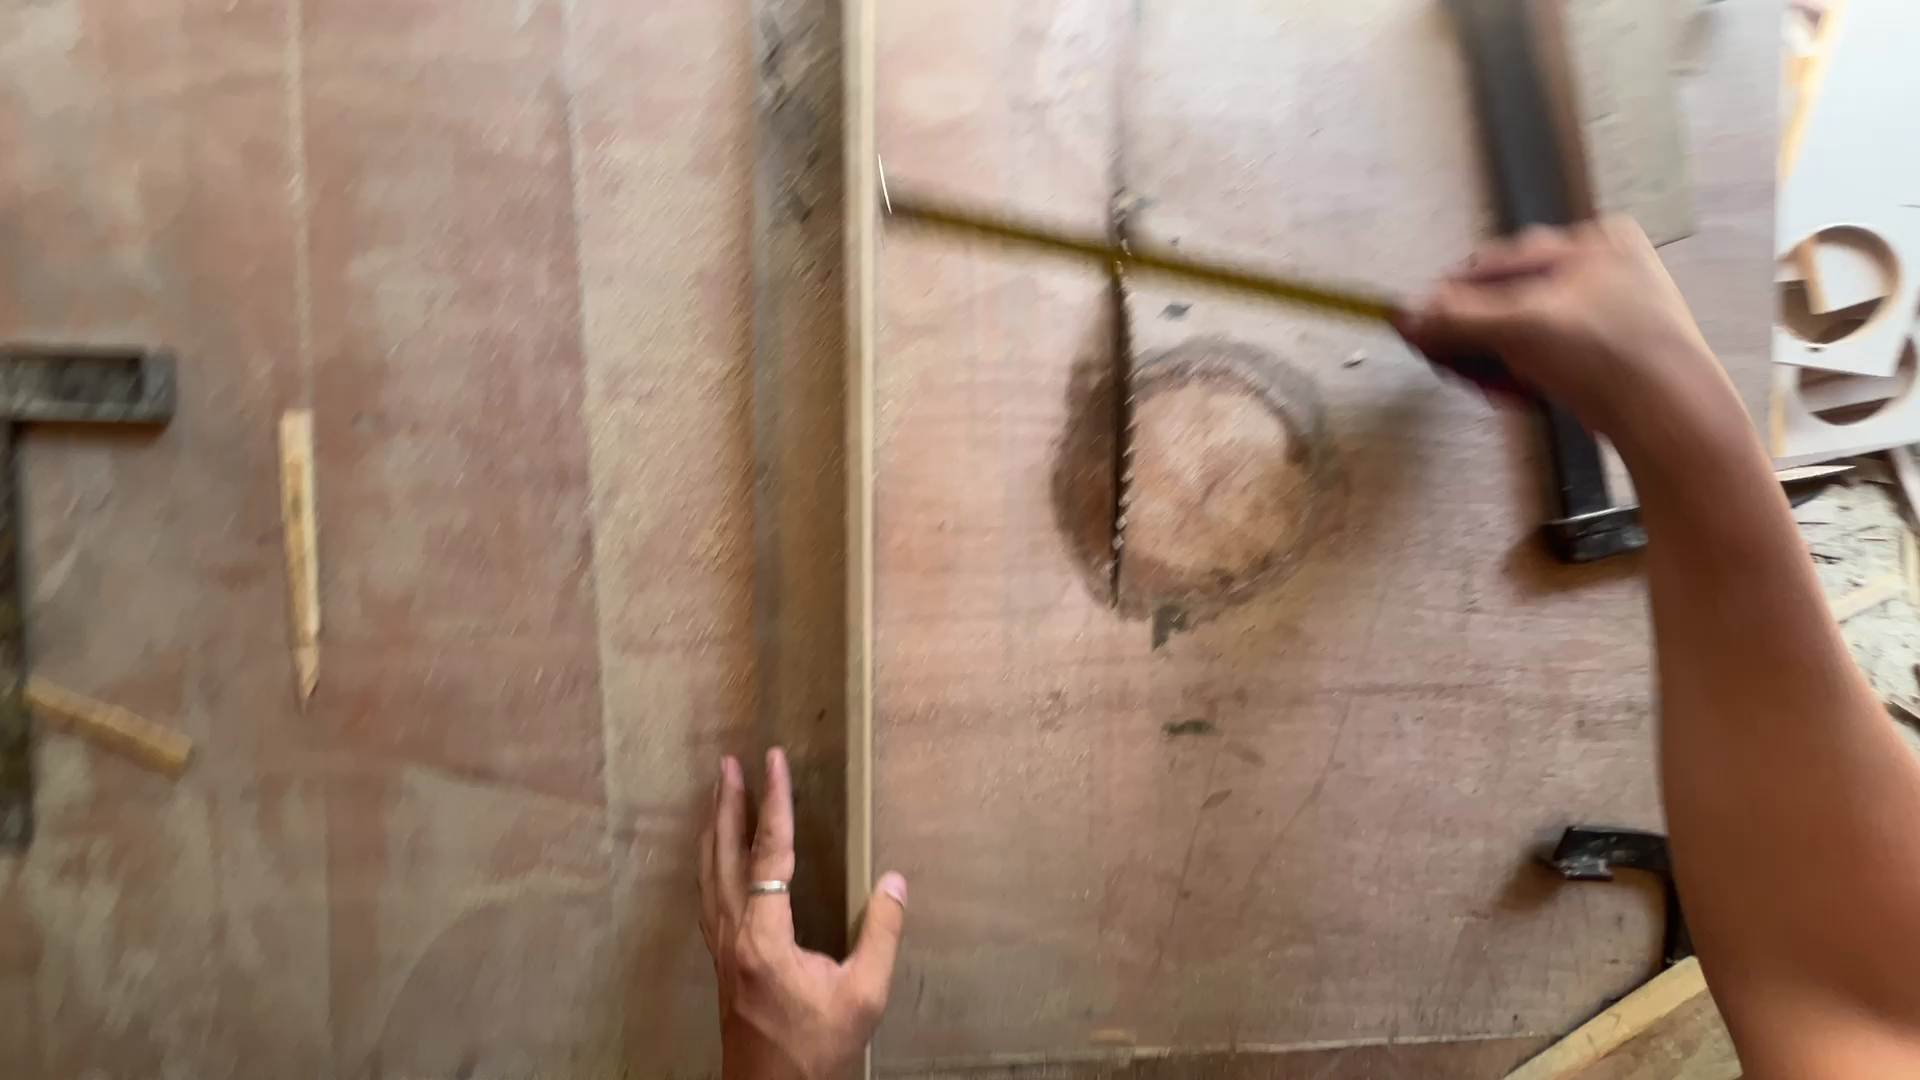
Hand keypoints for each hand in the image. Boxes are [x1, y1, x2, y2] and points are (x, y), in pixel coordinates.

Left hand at [699, 748, 907, 1079]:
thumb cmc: (817, 1051)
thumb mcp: (863, 996)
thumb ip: (881, 935)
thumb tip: (896, 881)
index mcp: (765, 937)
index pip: (770, 852)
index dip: (775, 803)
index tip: (774, 763)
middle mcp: (734, 934)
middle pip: (725, 854)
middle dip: (728, 804)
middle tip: (728, 764)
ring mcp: (721, 948)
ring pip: (708, 873)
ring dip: (714, 828)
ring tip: (717, 794)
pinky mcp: (722, 960)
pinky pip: (707, 894)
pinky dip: (709, 860)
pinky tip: (714, 854)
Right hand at [1396, 218, 1744, 458]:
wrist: (1665, 412)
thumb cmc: (1604, 353)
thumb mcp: (1519, 326)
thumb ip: (1454, 317)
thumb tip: (1400, 314)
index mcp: (1587, 242)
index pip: (1489, 265)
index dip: (1447, 299)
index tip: (1418, 332)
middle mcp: (1592, 268)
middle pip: (1496, 300)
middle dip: (1469, 337)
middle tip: (1452, 366)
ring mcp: (1593, 309)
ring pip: (1509, 330)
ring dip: (1486, 360)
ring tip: (1490, 385)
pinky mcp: (1591, 347)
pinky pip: (1530, 351)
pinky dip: (1512, 371)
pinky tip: (1514, 390)